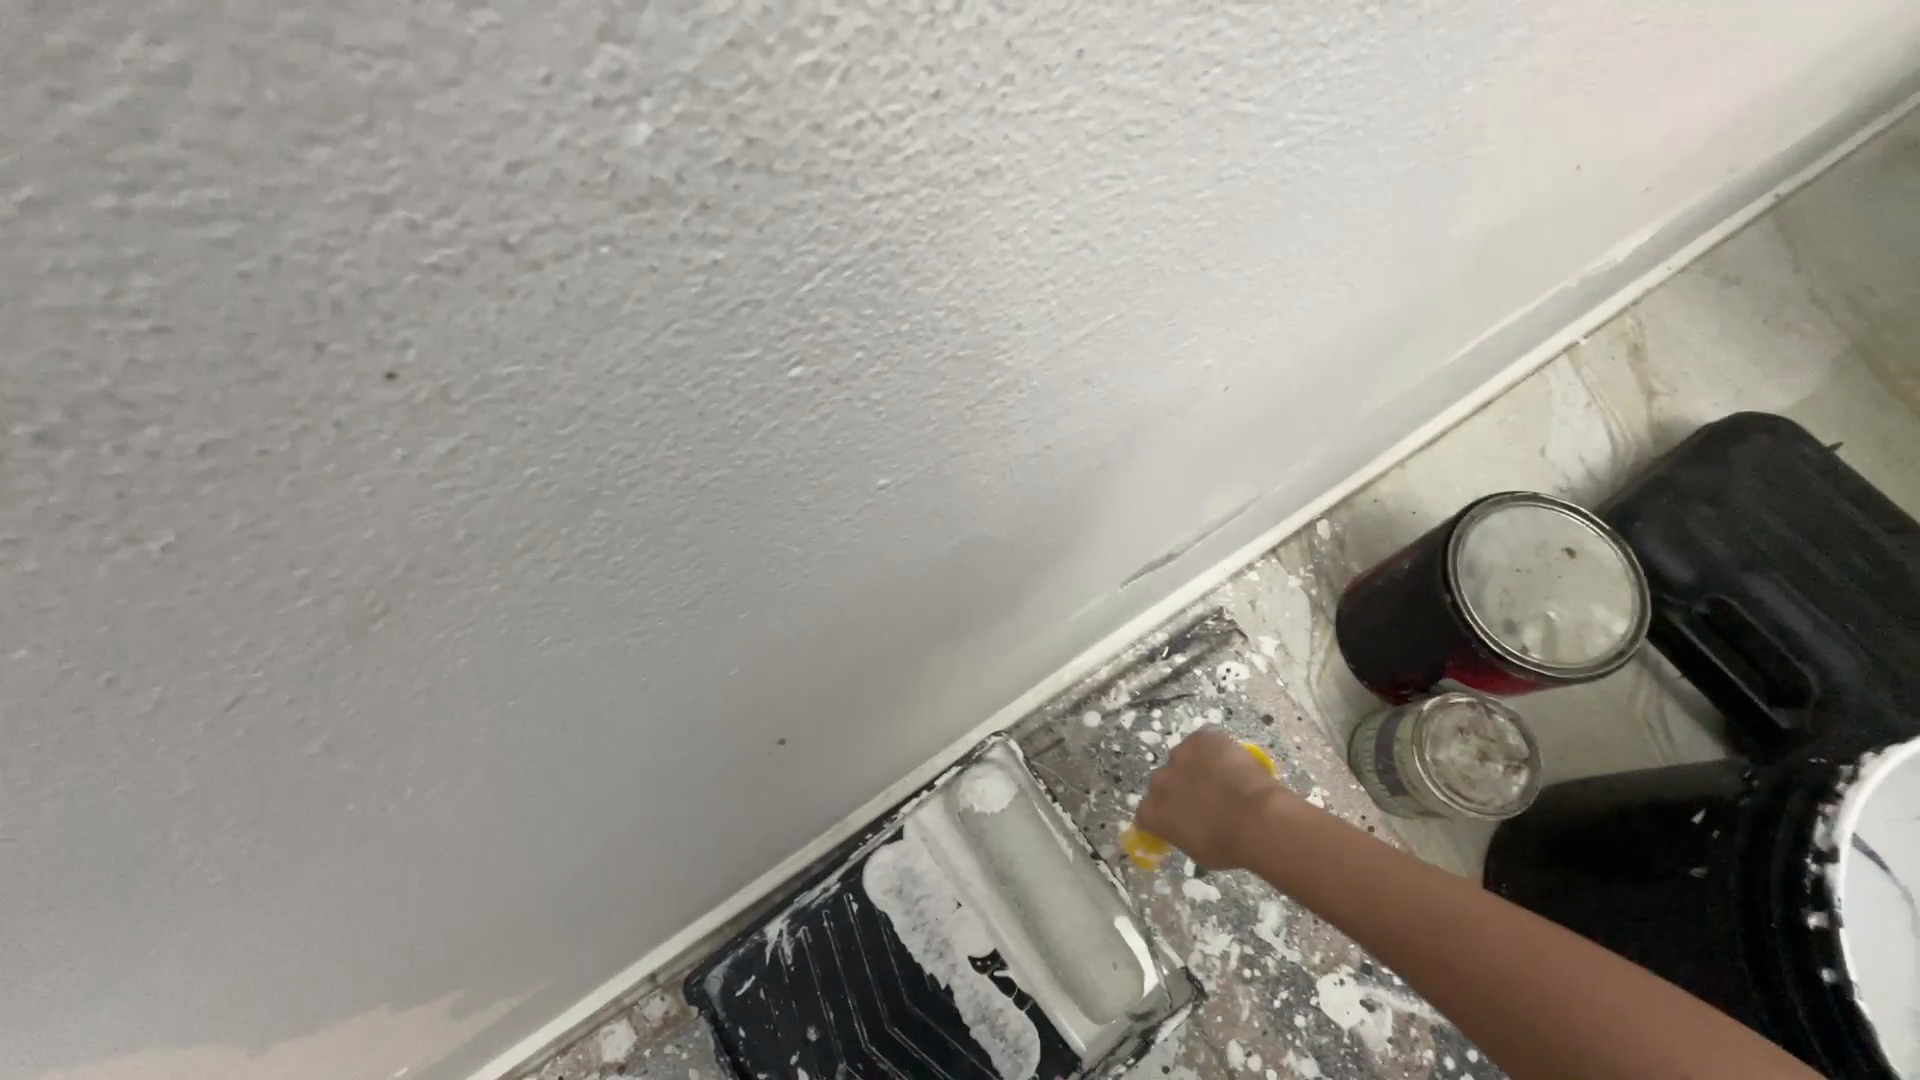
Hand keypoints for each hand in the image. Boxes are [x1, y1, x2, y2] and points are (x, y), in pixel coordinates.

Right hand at [1135, 728, 1298, 869]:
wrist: (1258, 820)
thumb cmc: (1230, 846)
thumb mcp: (1198, 852)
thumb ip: (1183, 833)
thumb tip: (1188, 827)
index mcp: (1153, 813)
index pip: (1145, 812)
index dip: (1162, 813)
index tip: (1178, 818)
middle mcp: (1159, 782)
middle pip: (1162, 782)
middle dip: (1178, 788)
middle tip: (1204, 798)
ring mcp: (1178, 757)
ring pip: (1182, 759)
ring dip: (1194, 767)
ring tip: (1221, 778)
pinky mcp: (1199, 739)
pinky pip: (1201, 743)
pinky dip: (1212, 750)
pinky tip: (1229, 761)